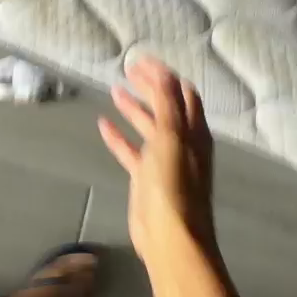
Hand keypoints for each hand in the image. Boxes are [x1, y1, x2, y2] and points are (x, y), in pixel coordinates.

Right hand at [98, 57, 217, 265]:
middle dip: (150, 86)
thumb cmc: (174, 184)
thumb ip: (167, 104)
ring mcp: (164, 161)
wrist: (170, 237)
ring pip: (148, 126)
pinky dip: (118, 135)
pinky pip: (131, 150)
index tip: (140, 59)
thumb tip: (163, 71)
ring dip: (134, 107)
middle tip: (127, 69)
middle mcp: (183, 143)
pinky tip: (103, 124)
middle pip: (166, 107)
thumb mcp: (172, 137)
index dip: (165, 75)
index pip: (183, 93)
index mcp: (194, 132)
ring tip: (114, 89)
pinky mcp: (146, 177)